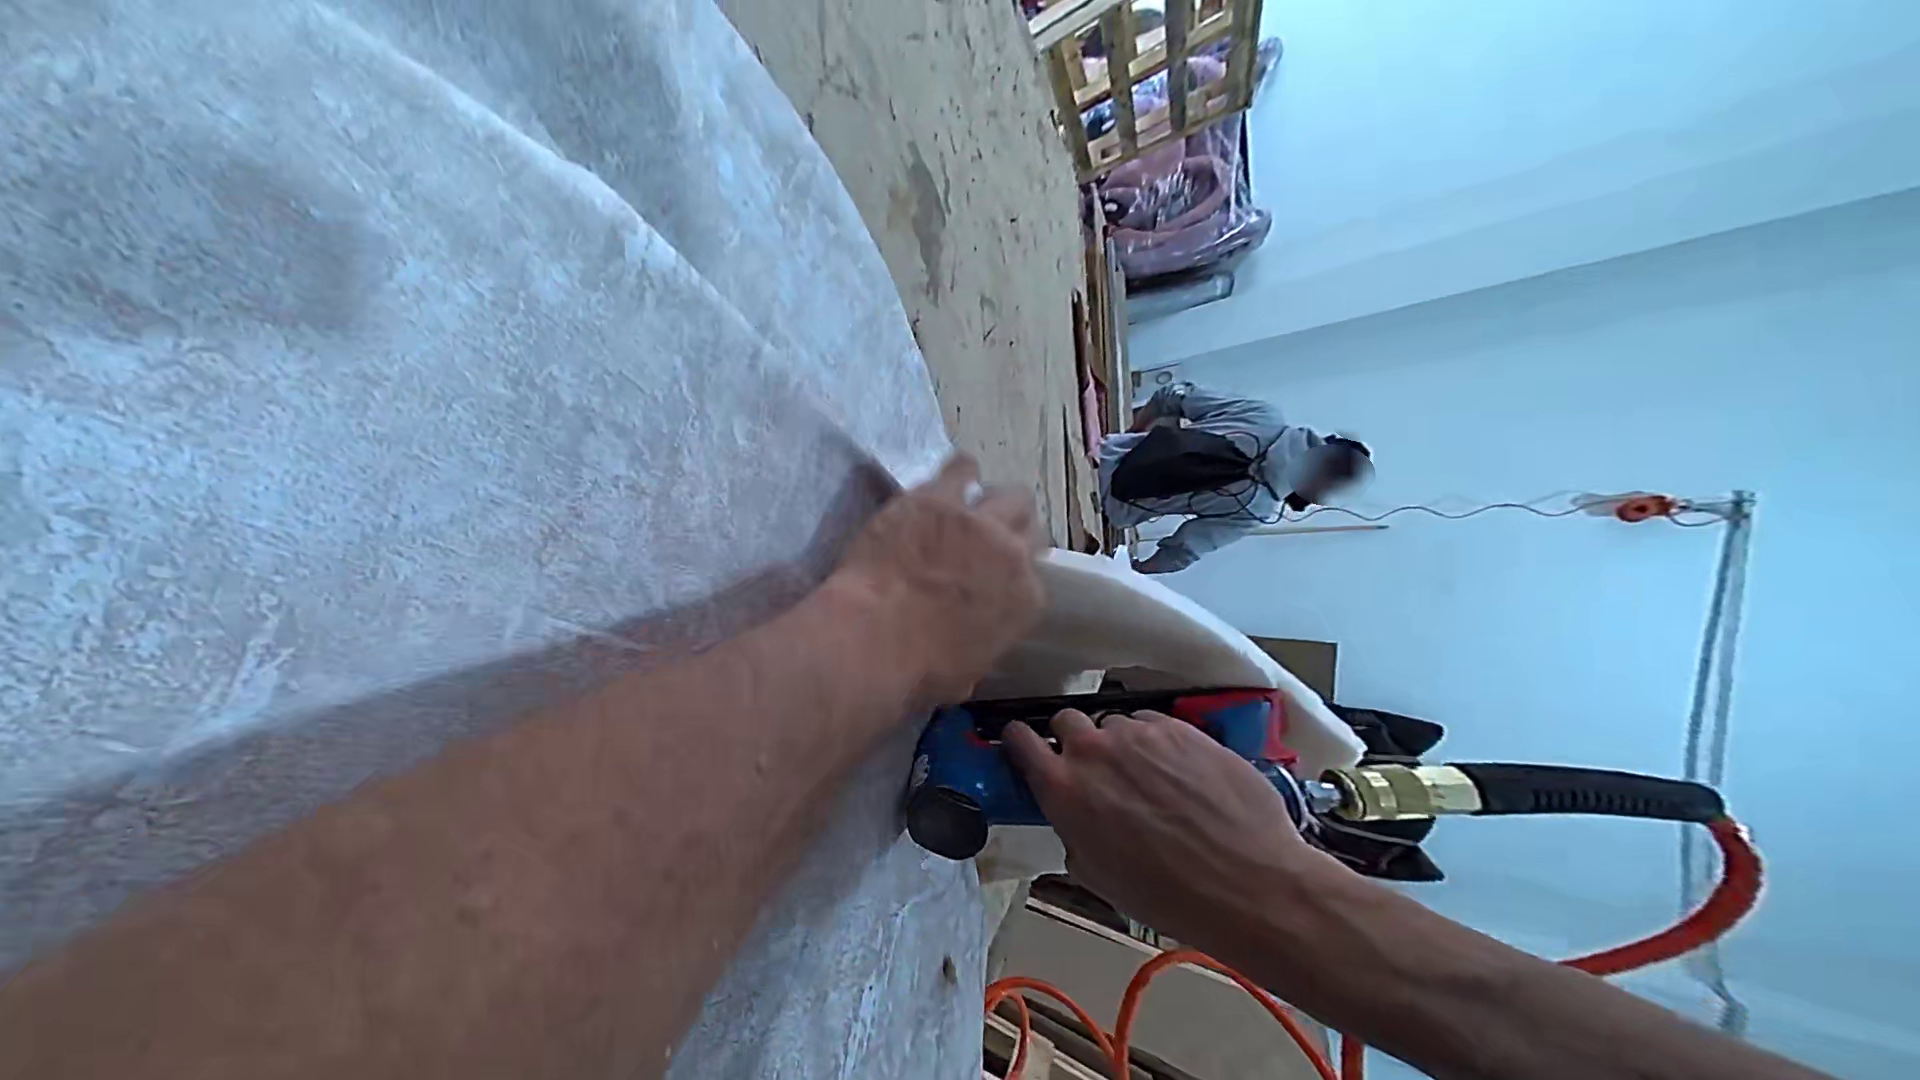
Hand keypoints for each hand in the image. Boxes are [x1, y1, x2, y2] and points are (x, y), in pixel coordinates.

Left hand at [832, 455, 1043, 704]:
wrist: (876, 639)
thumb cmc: (920, 670)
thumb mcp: (969, 668)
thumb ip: (983, 639)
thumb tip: (968, 636)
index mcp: (1025, 597)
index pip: (1034, 571)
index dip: (1014, 566)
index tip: (995, 569)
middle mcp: (1011, 552)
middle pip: (1028, 520)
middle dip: (1013, 524)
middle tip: (987, 532)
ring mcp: (975, 521)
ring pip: (1007, 491)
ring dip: (991, 496)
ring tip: (968, 500)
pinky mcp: (935, 498)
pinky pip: (960, 467)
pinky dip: (958, 472)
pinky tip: (946, 479)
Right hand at [1002, 709, 1324, 948]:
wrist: (1249, 883)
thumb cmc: (1168, 894)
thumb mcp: (1097, 875)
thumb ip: (1072, 829)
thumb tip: (1073, 814)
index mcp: (1063, 788)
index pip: (1019, 738)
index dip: (1019, 738)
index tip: (1025, 743)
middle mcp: (1094, 750)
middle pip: (1066, 719)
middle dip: (1073, 738)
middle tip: (1095, 766)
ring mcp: (1137, 733)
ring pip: (1114, 723)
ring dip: (1120, 743)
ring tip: (1147, 774)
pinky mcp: (1178, 726)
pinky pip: (1152, 723)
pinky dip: (1155, 741)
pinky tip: (1177, 770)